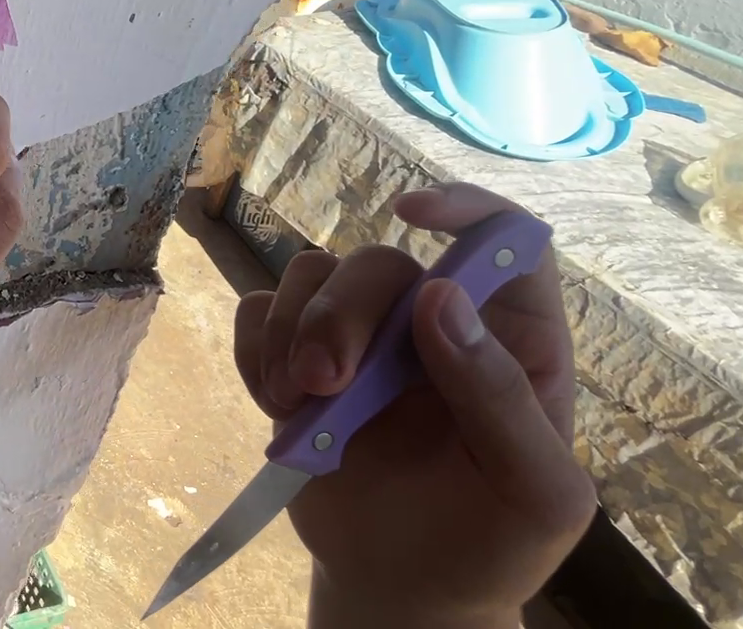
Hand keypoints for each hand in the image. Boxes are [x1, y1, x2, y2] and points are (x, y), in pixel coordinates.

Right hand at [233, 183, 595, 627]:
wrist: (393, 577)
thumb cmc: (483, 540)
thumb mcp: (533, 491)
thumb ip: (498, 397)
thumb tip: (439, 297)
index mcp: (507, 343)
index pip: (504, 242)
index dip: (465, 210)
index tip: (408, 213)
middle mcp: (426, 321)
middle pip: (375, 263)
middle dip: (338, 315)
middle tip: (324, 383)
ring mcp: (352, 334)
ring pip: (304, 274)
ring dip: (289, 333)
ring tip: (297, 403)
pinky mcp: (290, 350)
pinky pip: (255, 311)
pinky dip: (255, 350)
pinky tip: (275, 402)